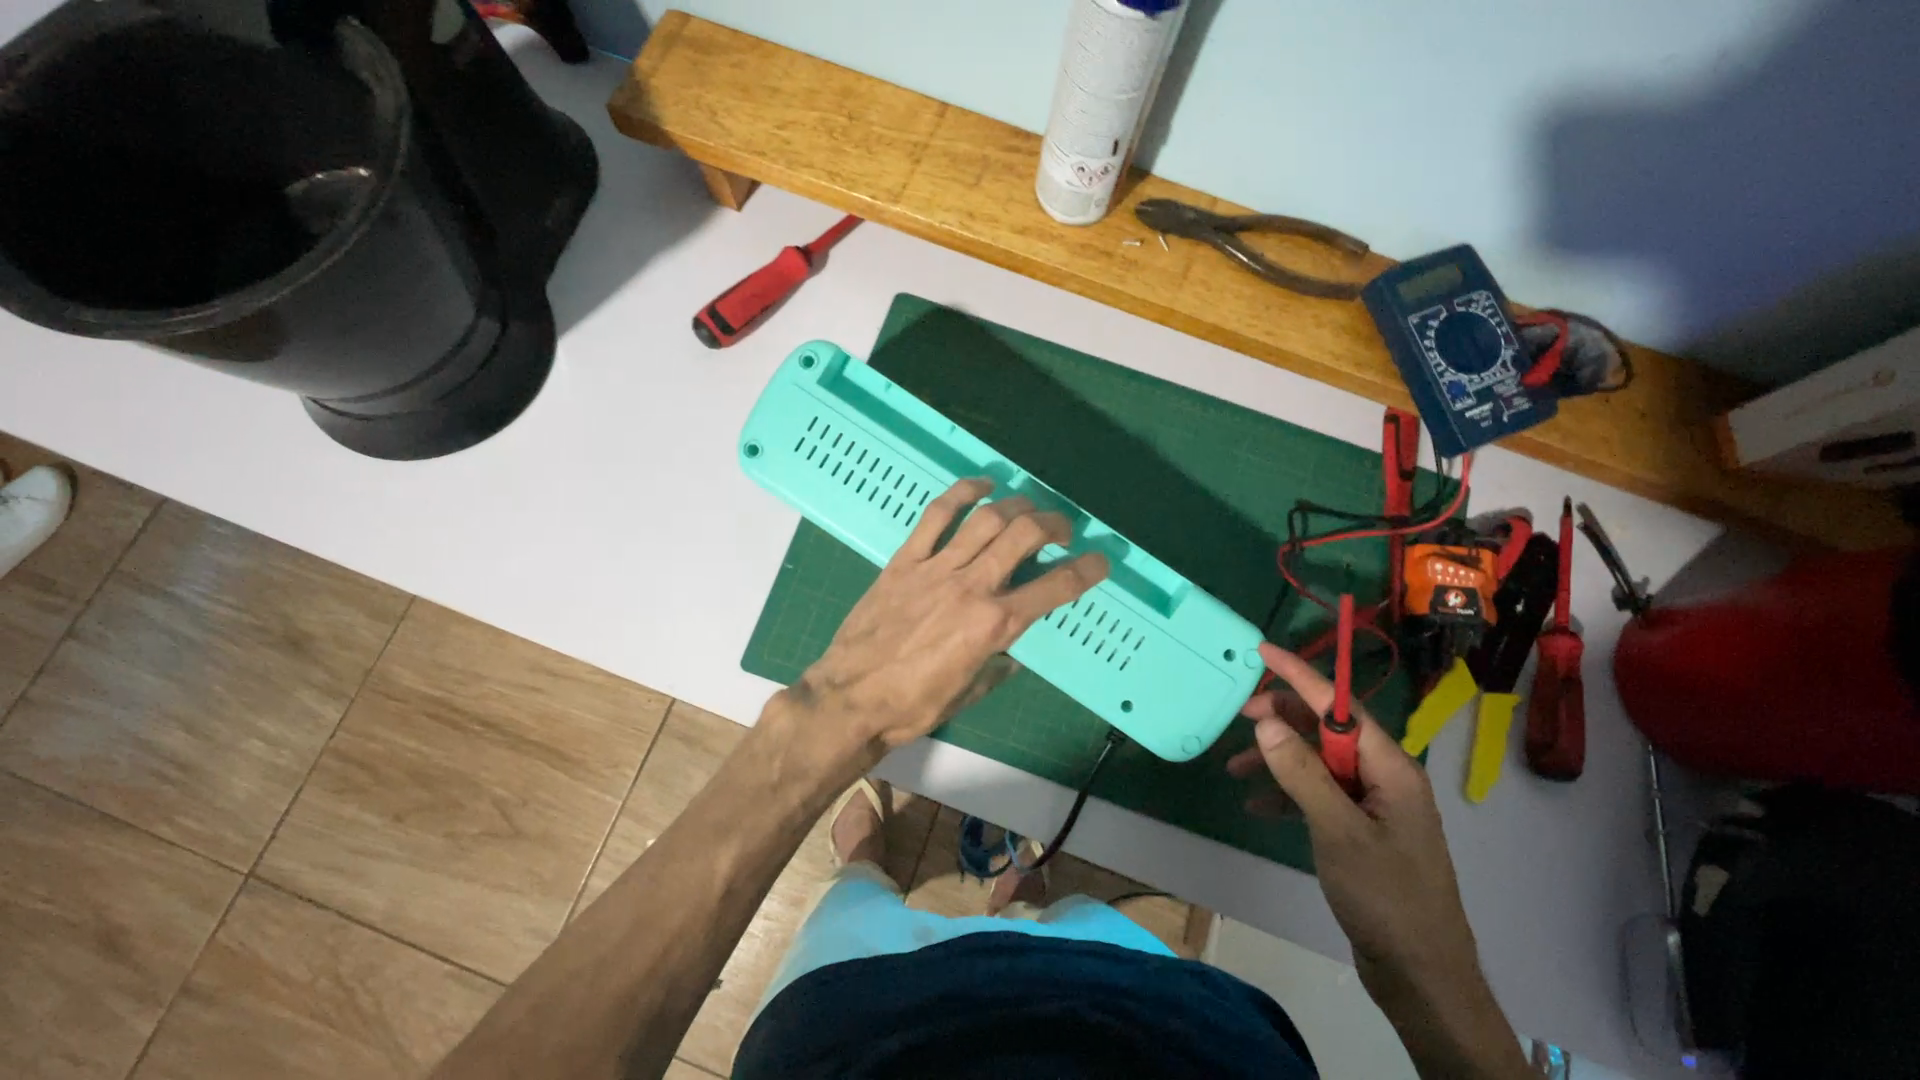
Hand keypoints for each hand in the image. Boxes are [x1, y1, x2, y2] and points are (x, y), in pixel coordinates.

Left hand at [789, 477, 1107, 766]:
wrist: (850, 699)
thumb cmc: (912, 707)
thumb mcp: (967, 694)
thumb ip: (995, 666)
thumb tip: (1010, 653)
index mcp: (993, 626)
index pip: (1053, 589)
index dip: (1085, 571)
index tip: (1100, 562)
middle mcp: (971, 587)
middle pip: (1024, 535)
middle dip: (1053, 524)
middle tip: (1061, 529)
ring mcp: (935, 569)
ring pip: (986, 519)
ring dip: (1016, 505)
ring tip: (1029, 507)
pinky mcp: (904, 561)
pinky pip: (935, 517)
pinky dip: (961, 494)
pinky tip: (981, 486)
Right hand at [1227, 644, 1486, 1016]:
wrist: (1421, 972)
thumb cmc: (1386, 896)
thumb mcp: (1338, 831)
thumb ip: (1302, 774)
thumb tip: (1267, 723)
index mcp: (1390, 767)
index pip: (1340, 707)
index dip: (1301, 676)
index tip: (1262, 651)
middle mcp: (1385, 777)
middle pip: (1328, 730)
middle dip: (1283, 721)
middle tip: (1238, 721)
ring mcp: (1375, 806)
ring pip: (1319, 763)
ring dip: (1279, 761)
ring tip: (1235, 770)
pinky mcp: (1363, 832)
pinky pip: (1320, 796)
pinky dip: (1288, 796)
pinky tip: (1259, 808)